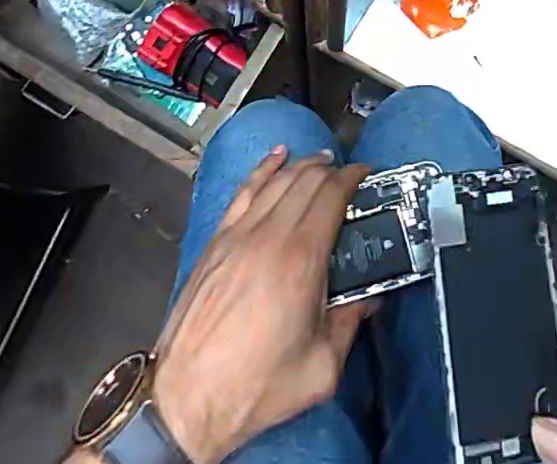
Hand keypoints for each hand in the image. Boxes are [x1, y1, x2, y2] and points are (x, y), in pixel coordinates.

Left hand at [150, 147, 370, 463]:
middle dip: (332, 170)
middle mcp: (270, 236)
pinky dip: (263, 168)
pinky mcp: (217, 240)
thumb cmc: (257, 386)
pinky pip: (244, 191)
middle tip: (349, 174)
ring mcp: (239, 234)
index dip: (352, 178)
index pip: (331, 197)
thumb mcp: (321, 368)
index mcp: (301, 260)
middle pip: (306, 182)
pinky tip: (277, 155)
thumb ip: (351, 323)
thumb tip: (370, 297)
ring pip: (277, 181)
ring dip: (303, 165)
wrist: (185, 400)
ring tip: (322, 160)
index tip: (367, 174)